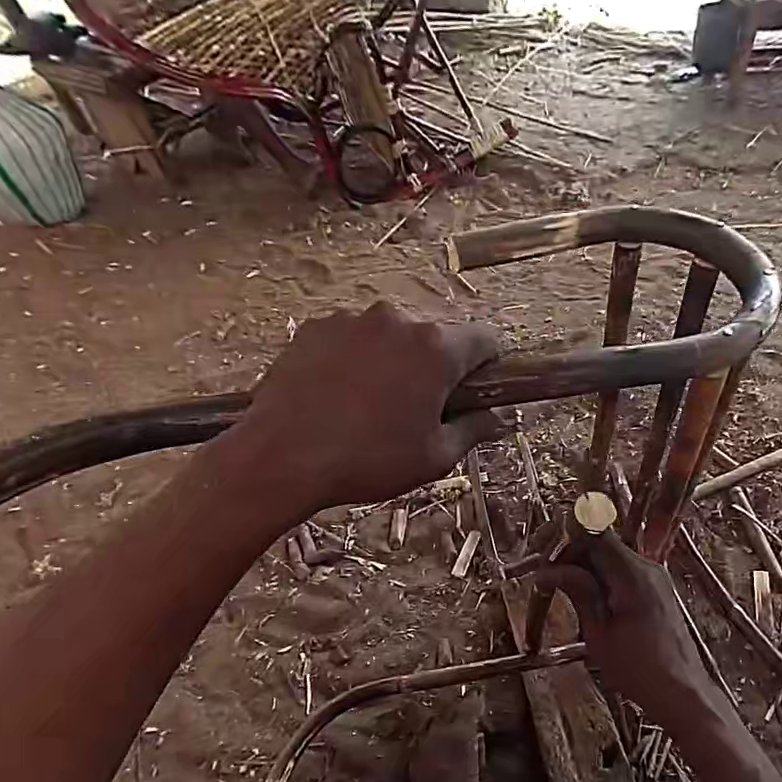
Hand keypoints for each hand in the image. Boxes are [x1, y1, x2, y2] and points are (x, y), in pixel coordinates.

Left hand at [220, 302, 506, 512]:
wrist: (282, 457)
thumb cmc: (367, 461)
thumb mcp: (433, 458)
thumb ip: (474, 430)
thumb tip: (500, 419)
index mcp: (436, 349)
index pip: (485, 339)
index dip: (488, 363)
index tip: (476, 387)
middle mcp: (397, 320)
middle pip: (433, 338)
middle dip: (433, 366)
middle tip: (415, 409)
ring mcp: (352, 319)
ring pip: (389, 336)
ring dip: (390, 360)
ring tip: (367, 405)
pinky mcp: (316, 326)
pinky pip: (350, 337)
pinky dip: (352, 358)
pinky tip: (336, 394)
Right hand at [543, 531, 727, 732]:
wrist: (682, 694)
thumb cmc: (640, 671)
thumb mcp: (599, 633)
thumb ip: (579, 593)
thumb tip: (549, 570)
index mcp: (633, 575)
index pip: (594, 533)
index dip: (564, 537)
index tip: (542, 553)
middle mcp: (646, 568)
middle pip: (599, 541)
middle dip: (568, 553)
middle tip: (544, 575)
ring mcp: (652, 576)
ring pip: (606, 555)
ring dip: (580, 565)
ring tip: (557, 587)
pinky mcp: (652, 587)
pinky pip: (617, 569)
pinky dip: (596, 576)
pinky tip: (581, 596)